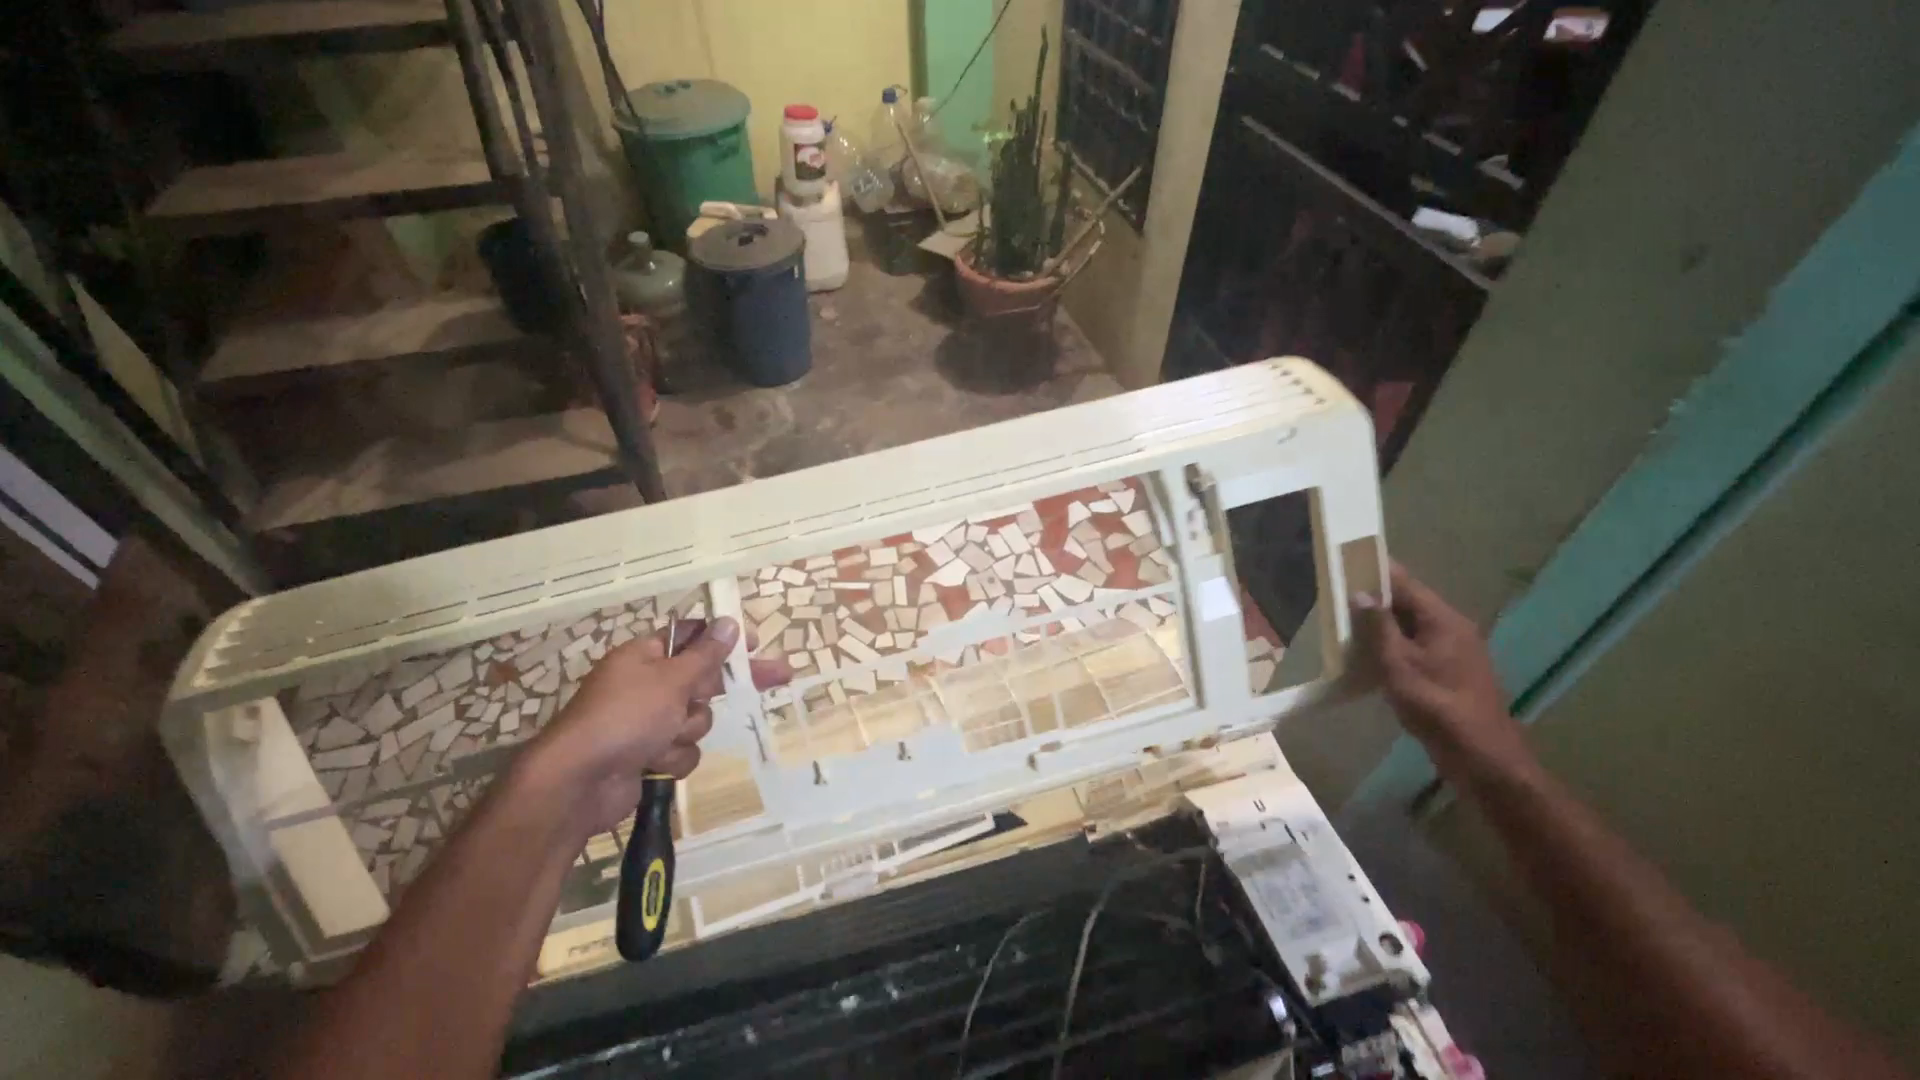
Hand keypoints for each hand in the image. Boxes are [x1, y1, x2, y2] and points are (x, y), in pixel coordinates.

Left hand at [522, 616, 790, 835]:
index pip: (692, 637)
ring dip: (688, 730)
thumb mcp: (670, 679)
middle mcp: (646, 685)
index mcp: (644, 656)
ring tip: (664, 737)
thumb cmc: (625, 717)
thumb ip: (705, 654)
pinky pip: (682, 750)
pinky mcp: (648, 755)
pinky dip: (673, 757)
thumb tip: (728, 622)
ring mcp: (647, 722)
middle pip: (701, 679)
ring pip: (696, 719)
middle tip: (780, 675)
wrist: (580, 781)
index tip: (757, 643)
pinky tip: (654, 762)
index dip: (724, 639)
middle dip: (722, 688)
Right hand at [1353, 563, 1533, 781]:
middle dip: (1375, 599)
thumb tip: (1361, 594)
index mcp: (1443, 619)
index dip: (1376, 571)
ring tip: (1347, 624)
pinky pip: (1418, 647)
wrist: (1480, 754)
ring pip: (1412, 627)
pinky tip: (1371, 656)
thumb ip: (1379, 627)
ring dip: (1383, 625)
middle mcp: (1453, 628)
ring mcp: (1455, 651)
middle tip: (1337, 596)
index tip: (1347, 561)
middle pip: (1409, 603)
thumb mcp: (1398, 664)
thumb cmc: (1436, 704)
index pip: (1405, 583)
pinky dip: (1395, 645)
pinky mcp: (1451, 672)